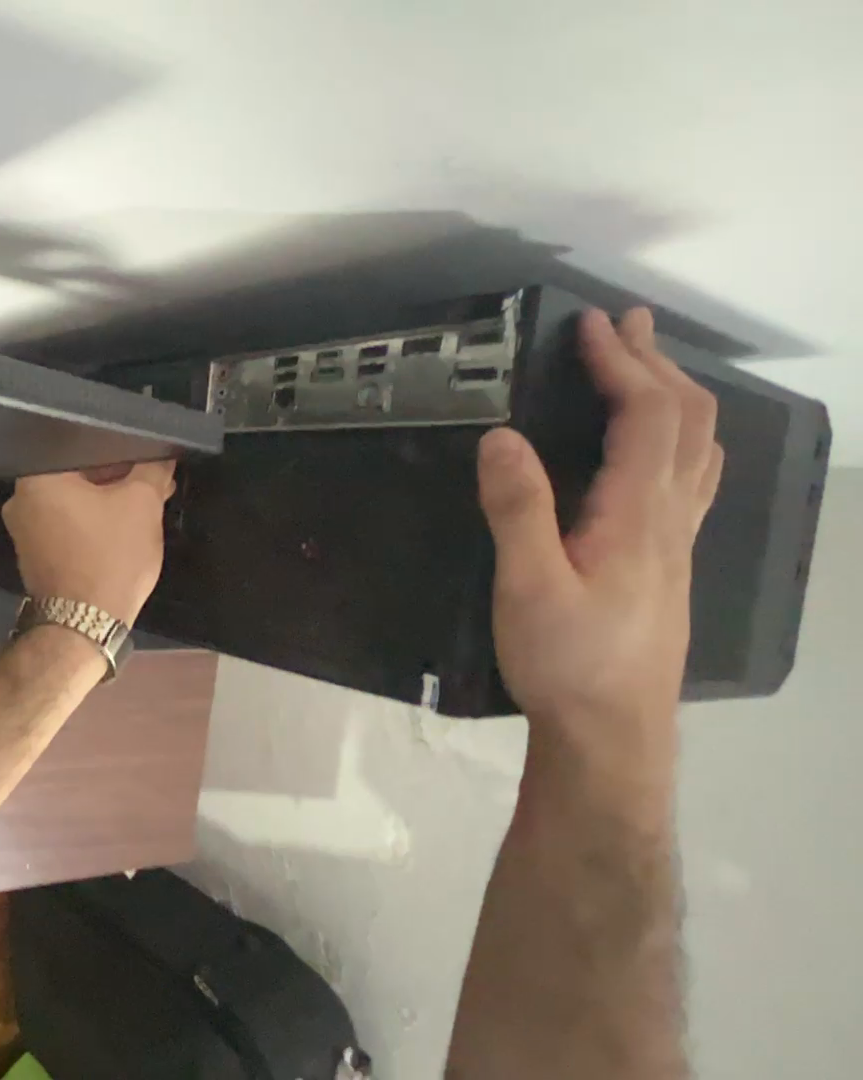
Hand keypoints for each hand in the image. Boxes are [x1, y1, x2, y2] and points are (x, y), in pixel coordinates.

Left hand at [1, 459, 176, 624]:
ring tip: (144, 502)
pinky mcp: (34, 554)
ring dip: (106, 500)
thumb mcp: (143, 504)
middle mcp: (19, 500)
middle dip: (115, 476)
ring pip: (72, 501)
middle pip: (75, 474)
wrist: (84, 624)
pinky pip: (67, 525)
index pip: (79, 445)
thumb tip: (162, 454)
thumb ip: (152, 469)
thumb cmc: (109, 557)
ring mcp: (23, 530)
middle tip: (150, 479)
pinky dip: (92, 522)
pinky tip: (121, 525)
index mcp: (35, 478)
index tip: (143, 455)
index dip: (118, 448)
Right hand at [478, 308, 721, 767]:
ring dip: (674, 394)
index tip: (588, 327)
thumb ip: (517, 510)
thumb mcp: (527, 585)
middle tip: (620, 324)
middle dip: (654, 363)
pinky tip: (664, 444)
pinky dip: (680, 436)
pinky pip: (692, 477)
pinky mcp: (666, 560)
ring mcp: (677, 539)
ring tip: (644, 363)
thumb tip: (502, 437)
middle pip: (685, 421)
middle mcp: (671, 516)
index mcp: (637, 515)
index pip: (646, 418)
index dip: (621, 365)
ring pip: (699, 447)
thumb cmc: (565, 657)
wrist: (612, 726)